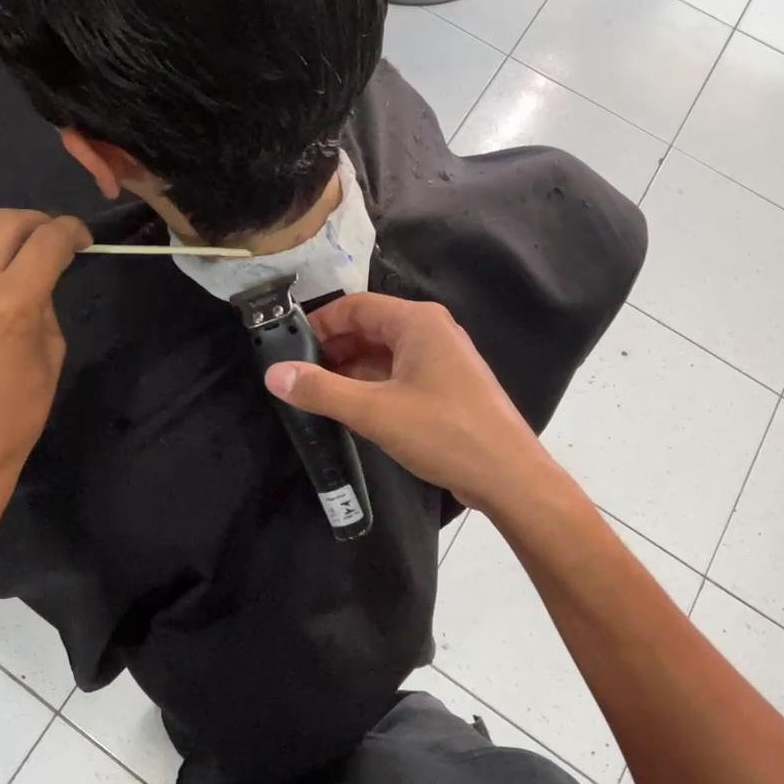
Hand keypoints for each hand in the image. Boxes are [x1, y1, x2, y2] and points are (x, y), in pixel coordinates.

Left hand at [0, 209, 89, 495]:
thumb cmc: (17, 411)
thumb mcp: (52, 353)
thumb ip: (46, 302)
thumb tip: (41, 271)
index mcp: (13, 305)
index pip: (48, 241)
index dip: (73, 231)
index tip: (81, 239)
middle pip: (7, 222)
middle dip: (38, 222)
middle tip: (50, 239)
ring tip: (10, 238)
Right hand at [264, 293, 565, 514]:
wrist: (510, 477)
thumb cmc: (444, 434)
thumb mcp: (374, 412)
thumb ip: (320, 391)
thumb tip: (273, 374)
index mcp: (417, 322)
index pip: (356, 306)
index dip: (320, 323)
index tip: (288, 345)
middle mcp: (431, 331)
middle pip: (369, 327)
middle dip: (332, 348)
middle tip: (297, 373)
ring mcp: (441, 359)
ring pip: (383, 353)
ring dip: (349, 369)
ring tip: (315, 393)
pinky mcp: (446, 387)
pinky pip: (398, 374)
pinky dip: (371, 385)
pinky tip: (349, 408)